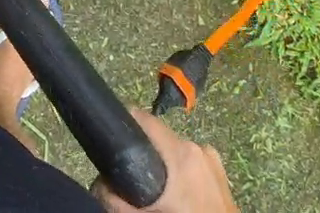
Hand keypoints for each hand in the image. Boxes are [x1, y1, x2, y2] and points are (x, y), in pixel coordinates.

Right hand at [90, 111, 235, 212]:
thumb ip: (115, 200)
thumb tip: (98, 183)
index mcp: (181, 154)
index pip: (142, 119)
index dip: (124, 125)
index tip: (112, 140)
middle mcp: (198, 148)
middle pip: (158, 136)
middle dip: (144, 151)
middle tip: (134, 175)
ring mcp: (212, 159)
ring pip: (175, 149)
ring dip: (163, 163)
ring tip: (158, 190)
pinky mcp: (221, 173)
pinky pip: (192, 162)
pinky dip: (181, 172)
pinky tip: (178, 195)